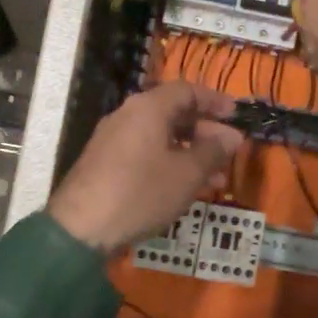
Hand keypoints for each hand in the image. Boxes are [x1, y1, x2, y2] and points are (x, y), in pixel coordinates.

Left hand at [47, 82, 244, 253]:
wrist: (80, 227)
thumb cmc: (141, 193)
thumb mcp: (186, 174)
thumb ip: (213, 151)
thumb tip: (232, 136)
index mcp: (148, 108)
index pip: (187, 90)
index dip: (215, 101)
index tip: (236, 115)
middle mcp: (128, 115)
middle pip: (173, 112)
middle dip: (205, 131)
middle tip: (229, 152)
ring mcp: (113, 138)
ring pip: (161, 136)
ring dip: (190, 152)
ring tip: (216, 179)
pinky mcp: (105, 162)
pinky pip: (145, 152)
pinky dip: (169, 162)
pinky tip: (184, 187)